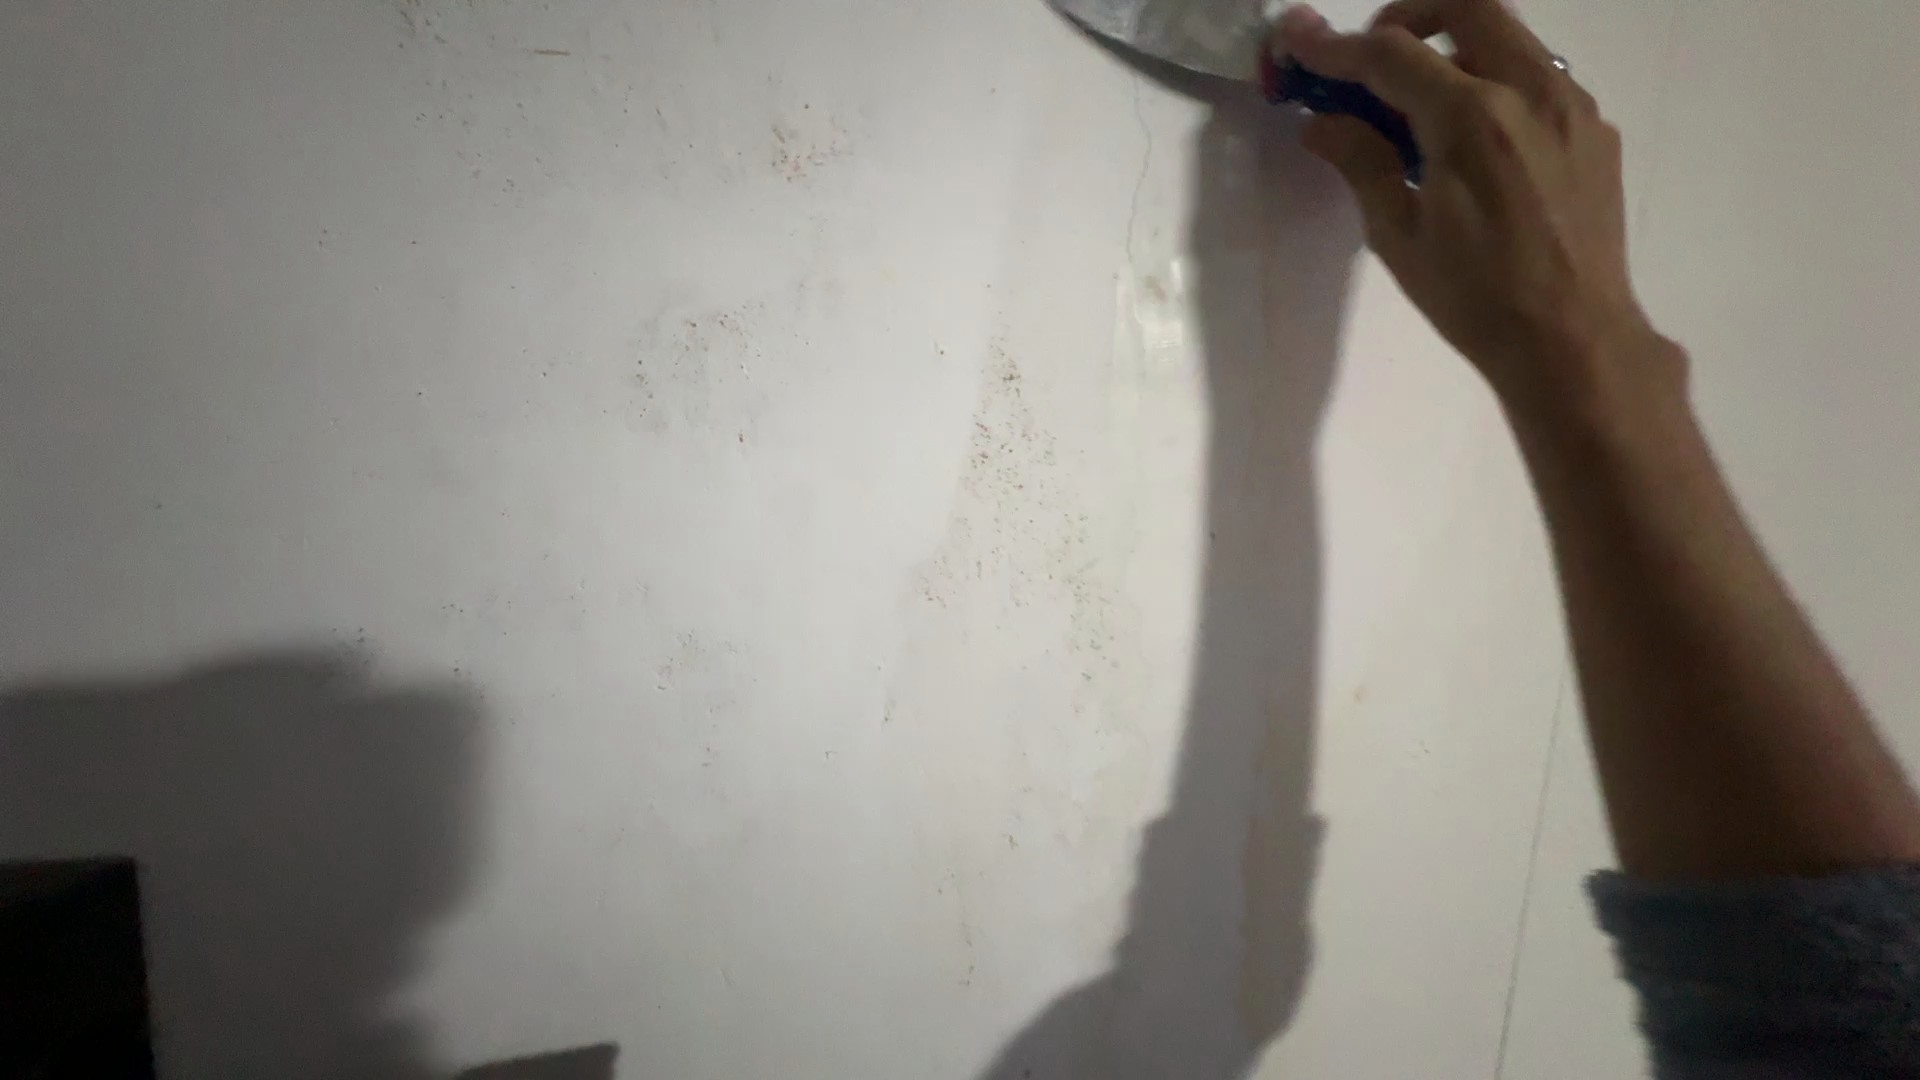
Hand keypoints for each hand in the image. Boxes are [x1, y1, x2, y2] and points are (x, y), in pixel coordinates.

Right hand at [1277, 1, 1680, 421]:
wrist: (1567, 333)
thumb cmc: (1468, 295)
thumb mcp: (1397, 235)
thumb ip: (1362, 164)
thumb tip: (1322, 123)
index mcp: (1469, 120)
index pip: (1390, 56)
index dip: (1335, 45)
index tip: (1295, 35)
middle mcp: (1529, 90)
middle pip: (1466, 5)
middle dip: (1405, 15)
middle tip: (1368, 56)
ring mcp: (1571, 103)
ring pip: (1508, 35)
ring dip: (1451, 46)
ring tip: (1414, 105)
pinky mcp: (1591, 127)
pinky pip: (1534, 78)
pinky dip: (1488, 83)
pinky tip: (1467, 144)